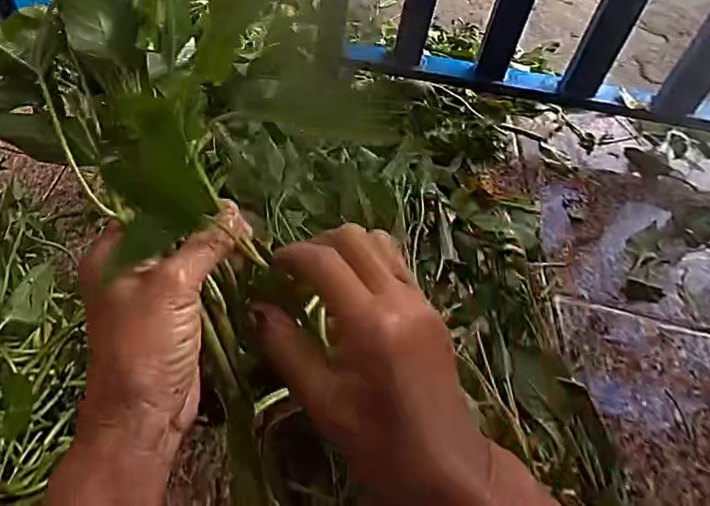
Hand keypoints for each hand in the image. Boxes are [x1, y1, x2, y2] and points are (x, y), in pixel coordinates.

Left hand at [47, 203, 247, 504]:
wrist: (144, 420)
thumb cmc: (145, 346)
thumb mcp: (174, 285)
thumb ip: (204, 243)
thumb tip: (234, 209)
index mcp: (111, 253)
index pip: (147, 208)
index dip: (182, 197)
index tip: (217, 190)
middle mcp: (127, 266)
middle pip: (171, 230)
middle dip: (206, 222)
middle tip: (242, 213)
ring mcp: (151, 290)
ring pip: (188, 254)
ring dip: (216, 246)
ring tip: (250, 231)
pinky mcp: (173, 311)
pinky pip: (197, 279)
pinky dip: (219, 270)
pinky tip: (244, 258)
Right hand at [255, 224, 550, 505]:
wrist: (450, 471)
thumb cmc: (381, 446)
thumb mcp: (323, 403)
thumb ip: (286, 348)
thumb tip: (258, 307)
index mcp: (371, 324)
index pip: (323, 261)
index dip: (291, 254)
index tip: (271, 267)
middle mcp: (399, 299)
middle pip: (351, 237)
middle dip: (316, 245)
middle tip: (295, 271)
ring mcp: (420, 299)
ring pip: (376, 240)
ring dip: (343, 247)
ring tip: (323, 276)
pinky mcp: (431, 305)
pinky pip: (394, 260)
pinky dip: (367, 259)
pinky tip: (353, 290)